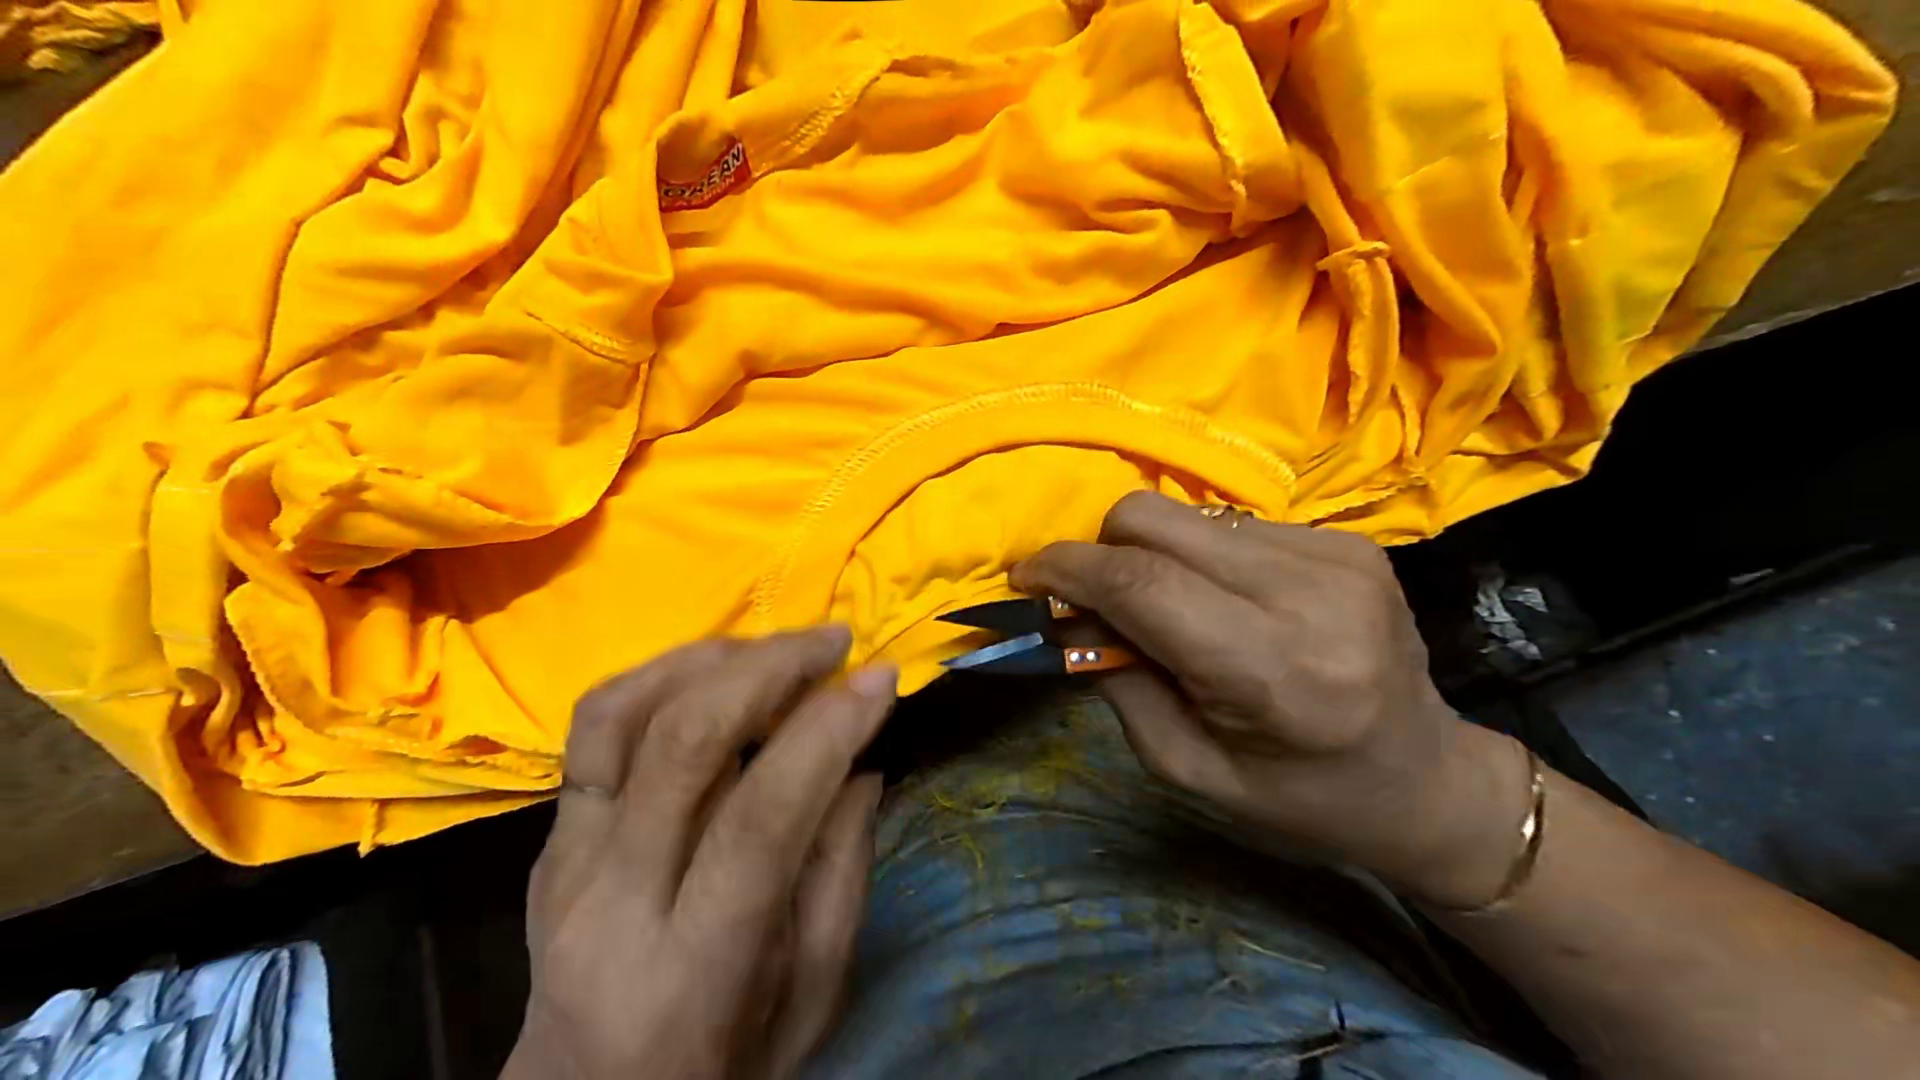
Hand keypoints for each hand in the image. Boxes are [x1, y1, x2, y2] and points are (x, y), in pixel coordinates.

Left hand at [503, 627, 894, 1079]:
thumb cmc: (721, 1067)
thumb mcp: (809, 1003)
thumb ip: (840, 878)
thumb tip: (861, 765)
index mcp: (693, 969)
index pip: (761, 818)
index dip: (826, 731)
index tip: (880, 677)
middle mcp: (612, 901)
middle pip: (684, 744)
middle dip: (770, 669)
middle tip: (834, 641)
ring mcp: (566, 858)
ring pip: (622, 715)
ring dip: (712, 658)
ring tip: (779, 647)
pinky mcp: (550, 834)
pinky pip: (594, 726)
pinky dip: (660, 674)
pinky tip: (716, 667)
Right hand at [1011, 491, 1530, 908]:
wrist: (1425, 778)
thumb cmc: (1298, 797)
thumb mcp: (1187, 767)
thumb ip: (1118, 681)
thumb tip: (1067, 613)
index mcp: (1273, 670)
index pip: (1142, 585)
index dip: (1068, 570)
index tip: (1025, 577)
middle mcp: (1309, 594)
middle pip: (1154, 521)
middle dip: (1100, 550)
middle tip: (1093, 599)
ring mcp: (1335, 554)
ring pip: (1186, 513)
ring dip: (1149, 553)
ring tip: (1165, 606)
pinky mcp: (1346, 538)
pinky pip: (1228, 523)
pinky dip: (1197, 553)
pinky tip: (1219, 597)